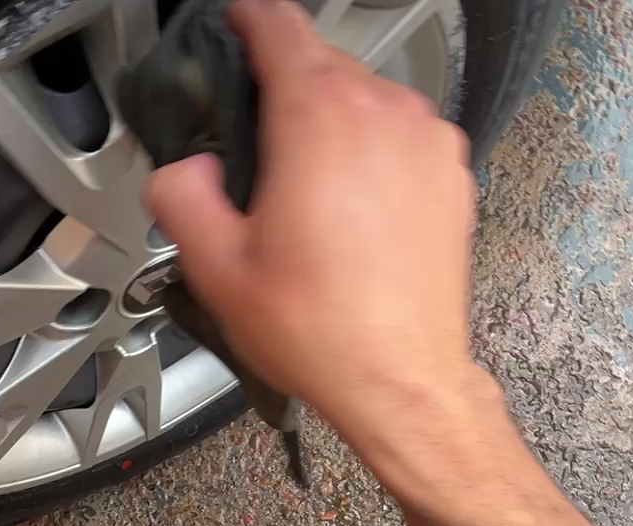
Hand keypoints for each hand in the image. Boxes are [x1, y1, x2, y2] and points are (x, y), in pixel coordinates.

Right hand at [146, 0, 481, 436]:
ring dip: (331, 135)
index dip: (246, 21)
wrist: (400, 382)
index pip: (276, 25)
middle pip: (320, 68)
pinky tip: (355, 222)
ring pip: (364, 106)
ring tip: (312, 209)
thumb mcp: (218, 271)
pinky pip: (401, 143)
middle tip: (262, 166)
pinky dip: (374, 163)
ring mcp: (426, 145)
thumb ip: (181, 197)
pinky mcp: (451, 179)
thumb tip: (183, 171)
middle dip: (284, 102)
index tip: (236, 26)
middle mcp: (382, 115)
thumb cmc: (326, 336)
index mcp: (317, 119)